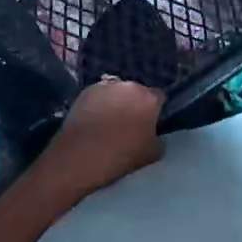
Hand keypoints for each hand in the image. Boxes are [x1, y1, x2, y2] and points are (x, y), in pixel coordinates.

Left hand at [38, 78, 164, 197]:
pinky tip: (93, 118)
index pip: (159, 97)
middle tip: (129, 122)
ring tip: (109, 120)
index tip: (151, 122)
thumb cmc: (122, 155)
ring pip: (116, 91)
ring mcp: (105, 86)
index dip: (156, 109)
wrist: (81, 156)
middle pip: (137, 91)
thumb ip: (159, 139)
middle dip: (135, 103)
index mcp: (149, 98)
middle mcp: (128, 86)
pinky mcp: (85, 91)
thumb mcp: (152, 154)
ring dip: (116, 101)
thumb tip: (154, 135)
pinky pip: (98, 95)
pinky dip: (98, 103)